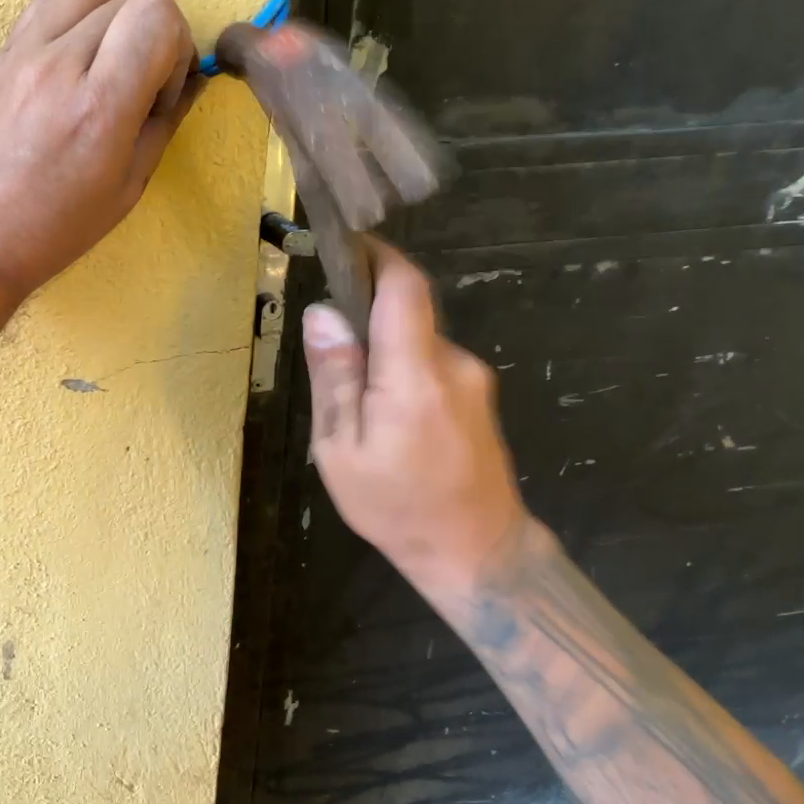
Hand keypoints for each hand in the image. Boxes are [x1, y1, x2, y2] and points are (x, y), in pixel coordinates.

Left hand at [0, 0, 202, 298]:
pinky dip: (76, 19)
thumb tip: (187, 82)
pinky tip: (74, 65)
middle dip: (151, 33)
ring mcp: (20, 55)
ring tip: (107, 60)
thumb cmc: (52, 229)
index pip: (156, 14)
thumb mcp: (128, 187)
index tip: (161, 91)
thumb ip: (164, 124)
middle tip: (137, 83)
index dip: (177, 46)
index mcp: (97, 106)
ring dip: (113, 10)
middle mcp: (57, 67)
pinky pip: (48, 5)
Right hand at [301, 240, 530, 600]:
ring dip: (384, 355)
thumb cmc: (397, 507)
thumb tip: (322, 312)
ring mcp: (475, 381)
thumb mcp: (340, 448)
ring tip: (356, 409)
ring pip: (417, 342)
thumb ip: (334, 376)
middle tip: (330, 365)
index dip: (377, 256)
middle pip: (406, 314)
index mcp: (415, 375)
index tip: (345, 247)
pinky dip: (403, 374)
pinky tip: (387, 421)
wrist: (480, 557)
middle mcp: (454, 365)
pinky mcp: (480, 397)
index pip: (404, 287)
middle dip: (365, 323)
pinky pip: (432, 365)